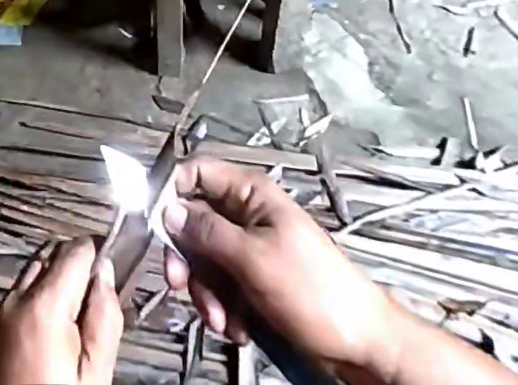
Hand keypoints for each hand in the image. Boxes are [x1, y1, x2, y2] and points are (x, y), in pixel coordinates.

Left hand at [0, 237, 122, 384]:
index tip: (116, 264)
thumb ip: (105, 317)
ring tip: (79, 316)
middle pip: (54, 252)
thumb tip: (107, 275)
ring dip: (58, 277)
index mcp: (43, 306)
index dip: (101, 253)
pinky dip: (40, 296)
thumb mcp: (95, 375)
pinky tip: (56, 328)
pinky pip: (20, 293)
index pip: (78, 249)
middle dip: (79, 263)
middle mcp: (15, 301)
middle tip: (100, 294)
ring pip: (35, 269)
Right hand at [162, 158, 406, 381]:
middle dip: (188, 259)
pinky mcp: (253, 279)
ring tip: (223, 318)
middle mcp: (246, 214)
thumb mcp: (254, 258)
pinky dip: (222, 308)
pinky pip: (220, 285)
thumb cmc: (315, 291)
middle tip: (182, 282)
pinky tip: (237, 325)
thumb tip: (170, 210)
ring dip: (206, 292)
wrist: (360, 344)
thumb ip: (208, 232)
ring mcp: (249, 247)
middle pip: (194, 221)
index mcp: (250, 194)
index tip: (157, 224)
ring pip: (204, 259)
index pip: (197, 173)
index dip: (173, 193)